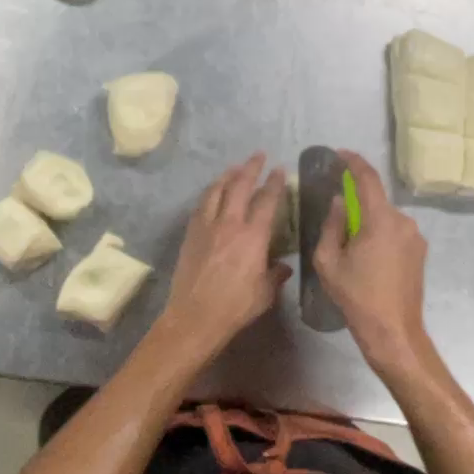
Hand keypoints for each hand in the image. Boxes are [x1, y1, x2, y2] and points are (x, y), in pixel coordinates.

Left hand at [160, 153, 291, 352]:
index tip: (279, 170)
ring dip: (228, 176)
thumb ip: (275, 275)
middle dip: (251, 168)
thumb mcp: (264, 293)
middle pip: (240, 186)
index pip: (267, 201)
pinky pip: (201, 205)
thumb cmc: (235, 307)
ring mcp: (206, 227)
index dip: (275, 183)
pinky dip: (210, 193)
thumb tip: (283, 267)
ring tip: (235, 168)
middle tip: (258, 156)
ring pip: (217, 191)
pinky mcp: (191, 234)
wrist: (195, 317)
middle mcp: (229, 224)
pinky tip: (213, 192)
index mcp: (253, 237)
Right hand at [313, 150, 429, 368]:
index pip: (368, 179)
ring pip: (385, 219)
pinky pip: (394, 234)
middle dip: (355, 205)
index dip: (353, 162)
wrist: (393, 332)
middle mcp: (403, 222)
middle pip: (375, 202)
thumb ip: (332, 225)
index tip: (339, 154)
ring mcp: (416, 237)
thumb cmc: (356, 297)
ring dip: (367, 225)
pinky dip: (379, 238)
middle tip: (335, 221)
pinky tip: (367, 261)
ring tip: (350, 251)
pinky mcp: (420, 253)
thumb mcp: (329, 261)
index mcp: (381, 220)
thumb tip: (338, 202)